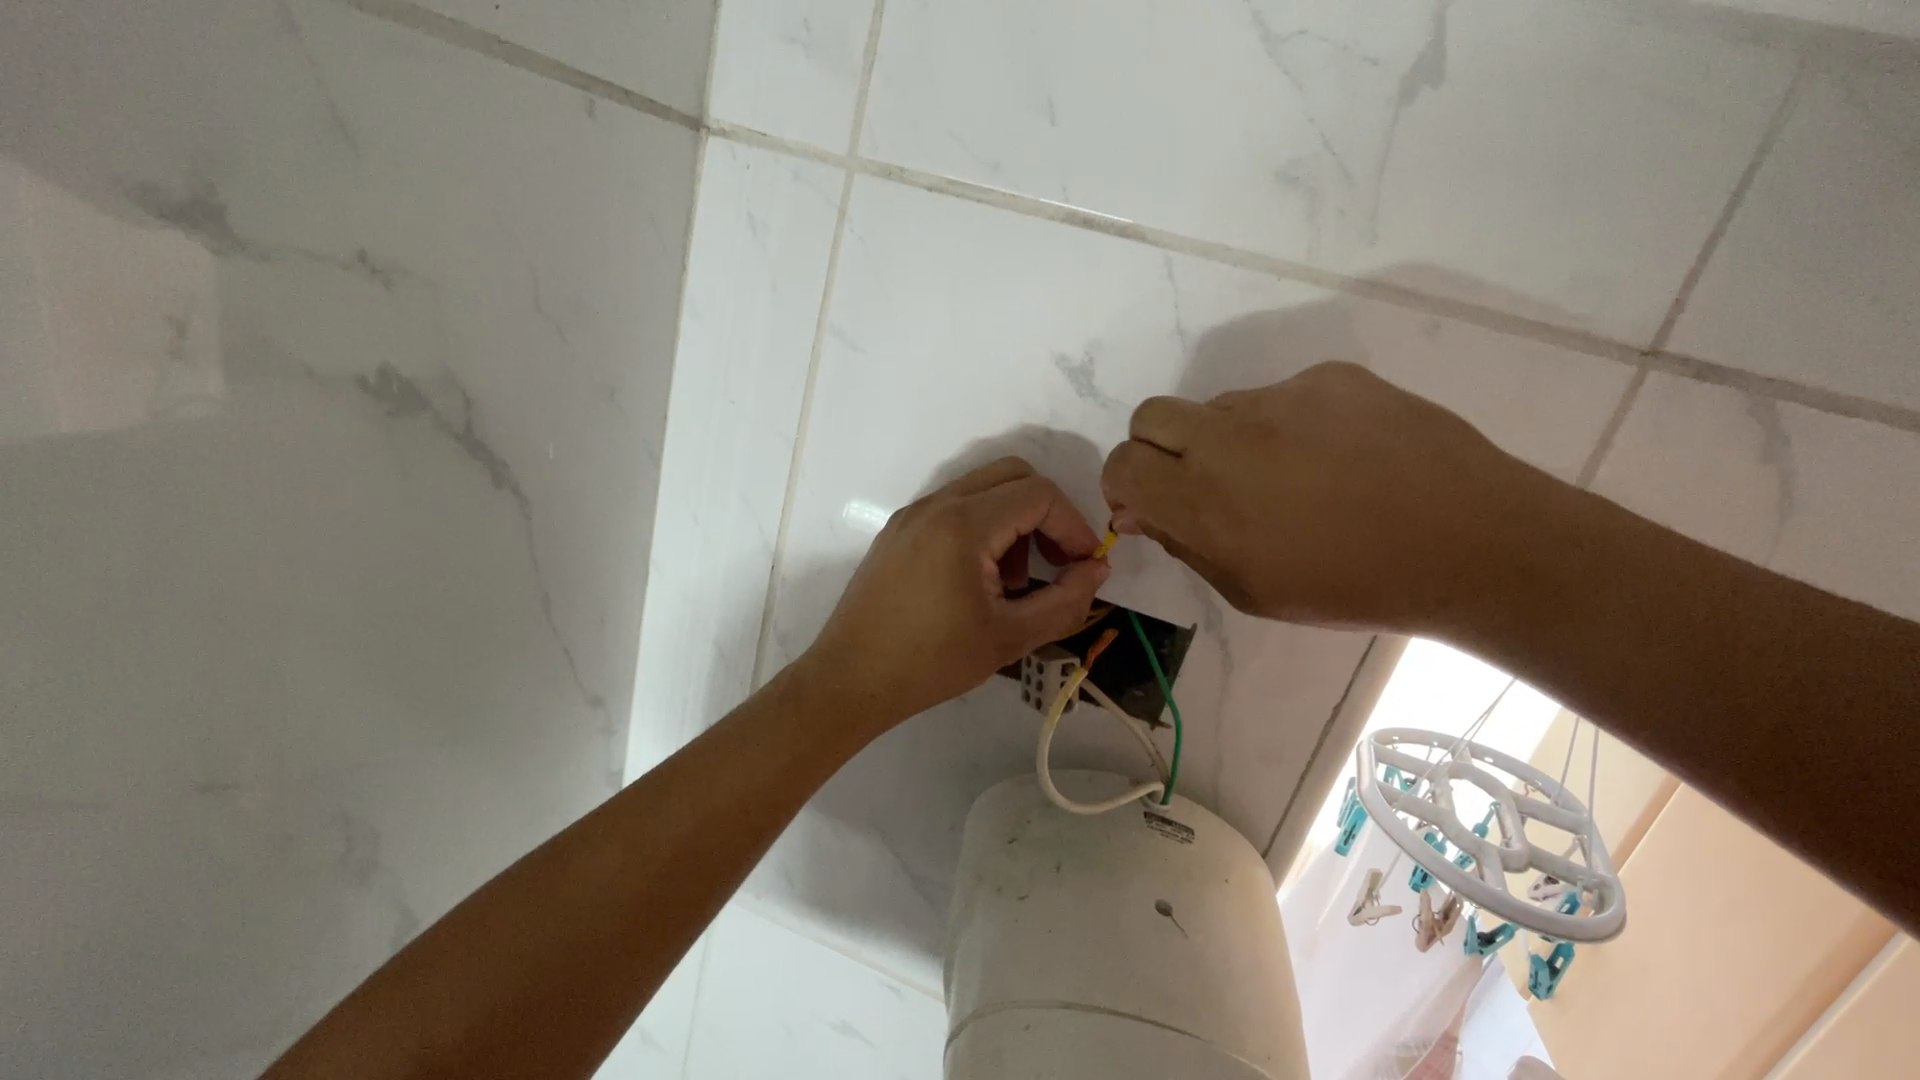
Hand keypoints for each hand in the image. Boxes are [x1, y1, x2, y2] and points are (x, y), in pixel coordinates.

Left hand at [800, 457, 1111, 726]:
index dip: (1073, 525)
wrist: (850, 680)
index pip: (1039, 493)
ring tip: (1014, 582)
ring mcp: (912, 515)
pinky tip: (978, 581)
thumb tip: (1097, 569)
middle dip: (1046, 513)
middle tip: (1056, 563)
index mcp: (964, 523)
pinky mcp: (898, 532)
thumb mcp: (1011, 637)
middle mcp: (936, 504)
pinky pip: (954, 507)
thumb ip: (1065, 600)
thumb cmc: (932, 662)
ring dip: (1014, 521)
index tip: (1082, 566)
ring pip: (983, 488)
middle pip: (1013, 474)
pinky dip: (982, 527)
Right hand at [1101, 362, 1543, 631]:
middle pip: (1150, 417)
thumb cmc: (1353, 586)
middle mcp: (1226, 437)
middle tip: (1202, 484)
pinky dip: (1289, 424)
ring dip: (1229, 439)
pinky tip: (1337, 457)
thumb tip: (1143, 512)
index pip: (1121, 464)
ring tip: (1292, 477)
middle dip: (1158, 450)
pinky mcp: (1329, 377)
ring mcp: (1280, 397)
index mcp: (1201, 499)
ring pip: (1219, 408)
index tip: (1151, 505)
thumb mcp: (1251, 591)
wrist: (1471, 541)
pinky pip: (1283, 396)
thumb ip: (1186, 544)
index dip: (1126, 485)